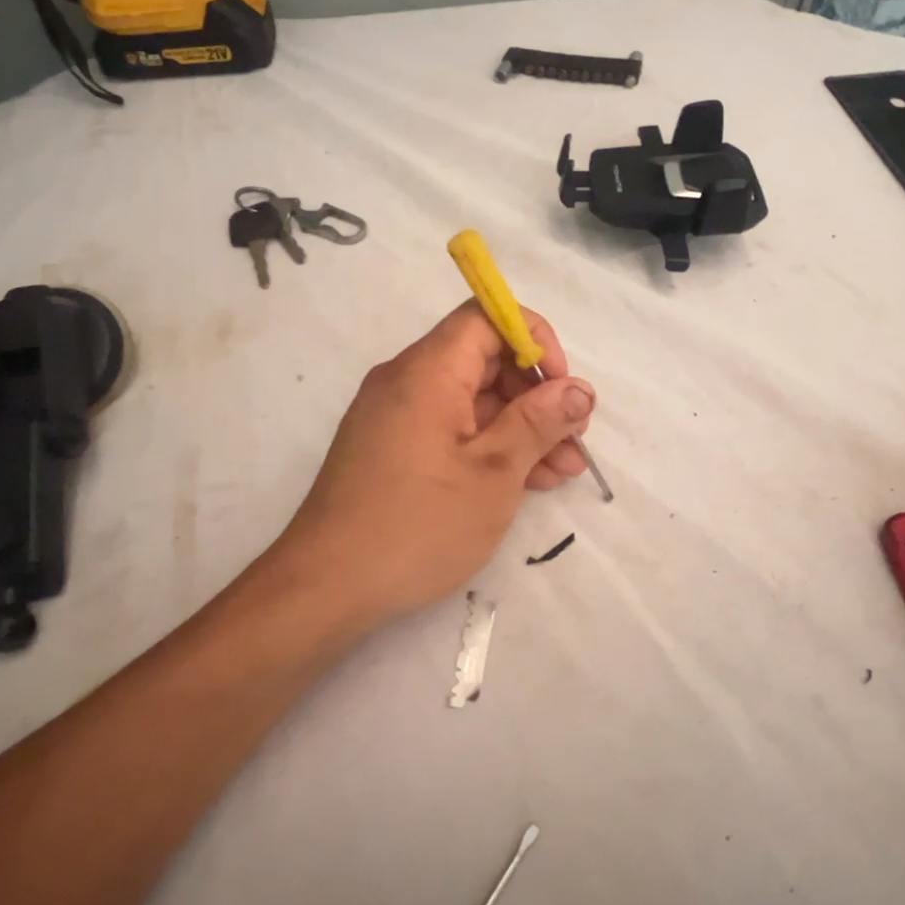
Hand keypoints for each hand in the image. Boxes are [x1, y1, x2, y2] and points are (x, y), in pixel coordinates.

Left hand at [267, 301, 595, 621]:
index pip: (486, 318)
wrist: (327, 586)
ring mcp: (394, 419)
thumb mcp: (493, 473)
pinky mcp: (390, 452)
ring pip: (470, 403)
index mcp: (426, 371)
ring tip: (562, 473)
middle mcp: (405, 382)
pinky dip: (487, 448)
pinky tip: (524, 484)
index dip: (534, 341)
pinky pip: (448, 431)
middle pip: (482, 362)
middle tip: (575, 442)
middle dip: (537, 397)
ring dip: (520, 429)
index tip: (563, 388)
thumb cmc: (417, 525)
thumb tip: (577, 388)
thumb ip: (539, 422)